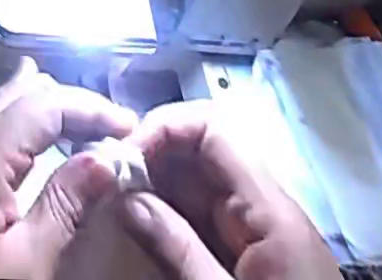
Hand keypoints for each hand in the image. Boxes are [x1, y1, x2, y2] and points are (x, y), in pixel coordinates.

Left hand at [0, 59, 137, 279]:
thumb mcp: (26, 265)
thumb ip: (67, 204)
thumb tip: (106, 158)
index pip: (51, 102)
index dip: (95, 109)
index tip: (132, 128)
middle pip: (29, 92)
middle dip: (75, 103)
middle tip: (113, 129)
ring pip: (10, 104)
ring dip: (53, 110)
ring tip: (89, 129)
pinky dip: (30, 124)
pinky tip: (44, 139)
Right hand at [115, 101, 338, 279]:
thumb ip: (178, 249)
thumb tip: (130, 198)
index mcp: (268, 206)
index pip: (214, 131)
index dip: (168, 127)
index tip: (128, 152)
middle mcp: (265, 205)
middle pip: (205, 152)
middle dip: (158, 154)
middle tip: (114, 177)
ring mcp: (260, 229)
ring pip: (203, 183)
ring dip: (161, 183)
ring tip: (120, 196)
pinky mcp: (254, 253)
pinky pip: (208, 215)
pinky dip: (175, 212)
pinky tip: (146, 221)